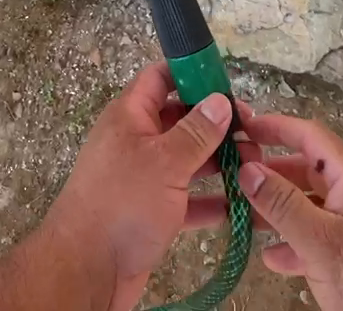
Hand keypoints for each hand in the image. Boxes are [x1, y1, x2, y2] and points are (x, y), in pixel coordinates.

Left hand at [38, 62, 247, 309]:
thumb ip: (196, 132)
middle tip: (253, 132)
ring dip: (218, 161)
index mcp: (131, 115)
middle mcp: (136, 140)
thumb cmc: (122, 202)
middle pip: (179, 119)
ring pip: (186, 160)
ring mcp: (143, 177)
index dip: (191, 73)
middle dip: (214, 123)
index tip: (226, 82)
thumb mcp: (165, 161)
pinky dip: (209, 200)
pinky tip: (239, 205)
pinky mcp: (151, 211)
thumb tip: (220, 100)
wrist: (87, 268)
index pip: (160, 78)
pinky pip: (185, 198)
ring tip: (255, 165)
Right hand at [238, 113, 342, 310]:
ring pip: (314, 203)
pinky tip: (275, 259)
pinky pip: (326, 233)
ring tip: (244, 220)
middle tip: (233, 179)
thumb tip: (246, 167)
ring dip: (281, 210)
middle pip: (308, 168)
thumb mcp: (320, 244)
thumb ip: (282, 203)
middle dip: (270, 173)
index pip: (309, 134)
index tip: (239, 129)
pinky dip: (300, 240)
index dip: (273, 127)